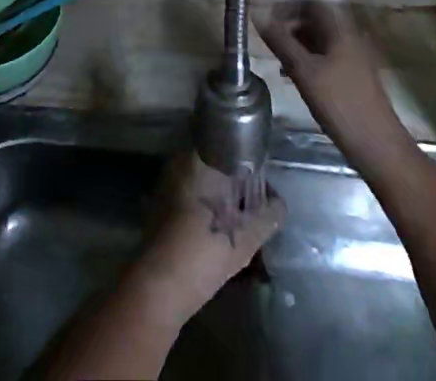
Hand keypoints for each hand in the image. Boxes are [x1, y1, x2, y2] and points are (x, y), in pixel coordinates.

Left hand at [127, 153, 284, 323]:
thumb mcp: (250, 233)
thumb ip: (270, 212)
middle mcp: (179, 162)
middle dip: (234, 186)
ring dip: (217, 198)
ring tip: (233, 225)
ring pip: (201, 183)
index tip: (262, 193)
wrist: (162, 283)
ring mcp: (164, 182)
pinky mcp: (156, 203)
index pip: (234, 153)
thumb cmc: (208, 248)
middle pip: (217, 168)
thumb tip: (278, 202)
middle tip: (250, 212)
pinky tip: (210, 232)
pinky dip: (200, 209)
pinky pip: (187, 197)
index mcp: (201, 159)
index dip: (251, 172)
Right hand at [256, 0, 412, 167]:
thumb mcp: (303, 70)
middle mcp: (350, 38)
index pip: (312, 4)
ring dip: (298, 45)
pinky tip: (295, 77)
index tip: (267, 19)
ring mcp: (355, 58)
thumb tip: (259, 15)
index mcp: (341, 31)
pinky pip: (327, 56)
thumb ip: (281, 42)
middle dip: (291, 27)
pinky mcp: (354, 76)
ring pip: (321, 40)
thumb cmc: (338, 103)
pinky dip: (309, 60)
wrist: (375, 143)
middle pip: (317, 21)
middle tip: (270, 42)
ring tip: (278, 61)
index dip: (288, 7)